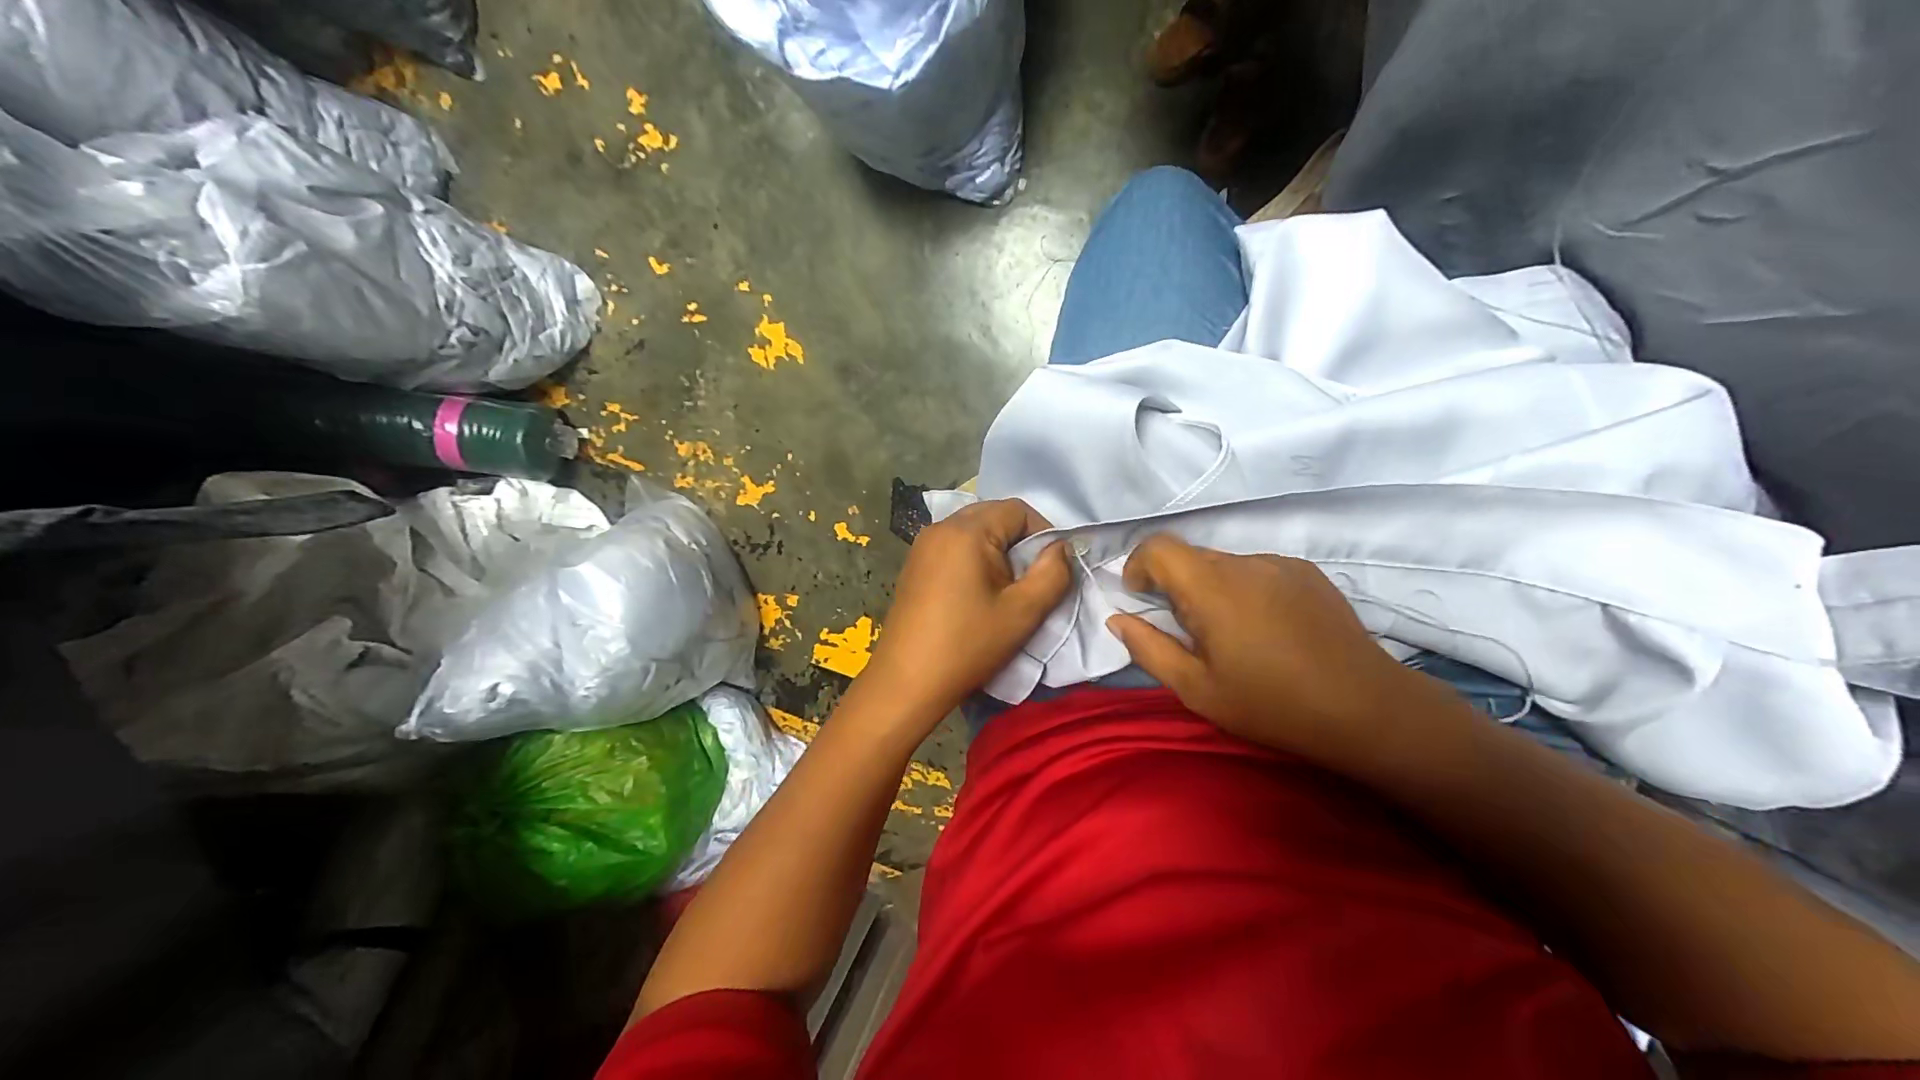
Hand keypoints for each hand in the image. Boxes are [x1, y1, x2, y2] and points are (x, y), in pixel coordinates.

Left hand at [858, 499, 1071, 724]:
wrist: (908, 681)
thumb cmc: (968, 644)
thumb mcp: (1023, 612)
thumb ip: (1053, 573)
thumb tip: (1060, 548)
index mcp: (966, 531)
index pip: (1017, 509)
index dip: (1043, 533)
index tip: (1052, 568)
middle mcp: (940, 527)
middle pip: (993, 516)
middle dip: (1020, 541)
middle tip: (1031, 580)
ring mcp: (922, 546)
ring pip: (973, 532)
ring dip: (997, 551)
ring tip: (1006, 590)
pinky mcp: (913, 565)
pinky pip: (953, 547)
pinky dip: (974, 560)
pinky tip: (977, 595)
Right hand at [1106, 534, 1452, 767]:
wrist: (1367, 709)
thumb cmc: (1271, 703)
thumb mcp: (1196, 689)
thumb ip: (1149, 648)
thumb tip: (1118, 618)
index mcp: (1212, 586)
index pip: (1159, 547)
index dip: (1139, 565)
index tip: (1140, 598)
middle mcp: (1245, 562)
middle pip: (1192, 557)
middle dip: (1176, 586)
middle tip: (1190, 634)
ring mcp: (1282, 564)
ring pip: (1227, 565)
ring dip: (1214, 590)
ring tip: (1236, 638)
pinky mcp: (1309, 574)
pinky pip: (1260, 571)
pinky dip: (1247, 591)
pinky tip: (1268, 631)